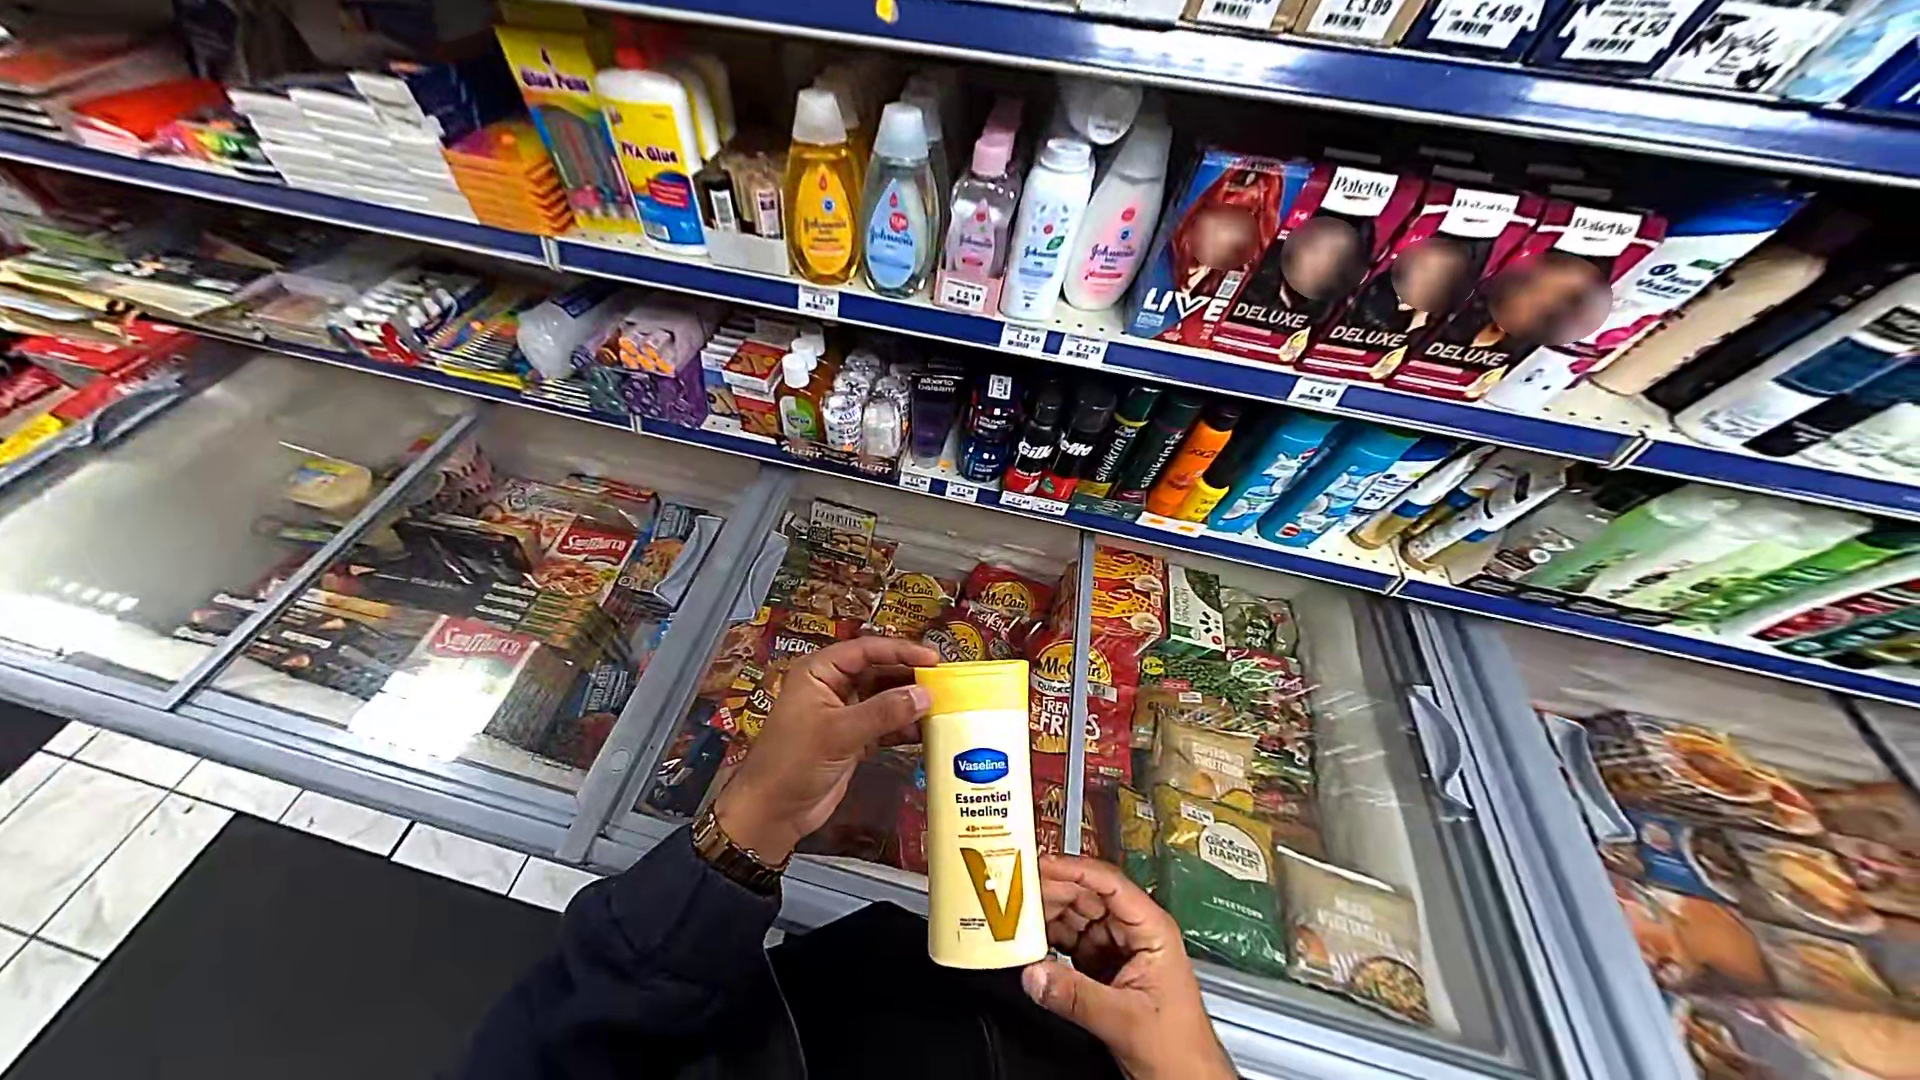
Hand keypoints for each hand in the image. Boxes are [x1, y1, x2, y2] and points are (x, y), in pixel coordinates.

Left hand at [714, 637, 939, 863]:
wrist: (771, 813)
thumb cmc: (794, 762)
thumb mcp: (839, 733)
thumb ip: (883, 712)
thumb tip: (925, 695)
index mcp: (820, 671)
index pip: (866, 650)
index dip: (901, 651)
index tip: (933, 659)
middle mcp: (833, 685)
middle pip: (879, 671)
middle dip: (909, 676)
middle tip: (945, 681)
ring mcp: (844, 712)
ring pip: (885, 697)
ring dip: (910, 701)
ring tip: (943, 704)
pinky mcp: (853, 738)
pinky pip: (885, 723)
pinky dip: (904, 725)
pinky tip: (926, 729)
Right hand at [1022, 854, 1235, 1079]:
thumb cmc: (1182, 1053)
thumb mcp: (1126, 1021)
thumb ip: (1076, 996)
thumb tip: (1034, 973)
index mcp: (1151, 928)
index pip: (1109, 883)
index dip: (1074, 869)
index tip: (1042, 864)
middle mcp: (1133, 930)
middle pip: (1088, 895)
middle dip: (1053, 890)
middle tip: (1018, 887)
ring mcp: (1117, 947)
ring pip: (1076, 916)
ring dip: (1048, 914)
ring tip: (1018, 912)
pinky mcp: (1103, 967)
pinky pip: (1070, 941)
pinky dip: (1049, 940)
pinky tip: (1031, 941)